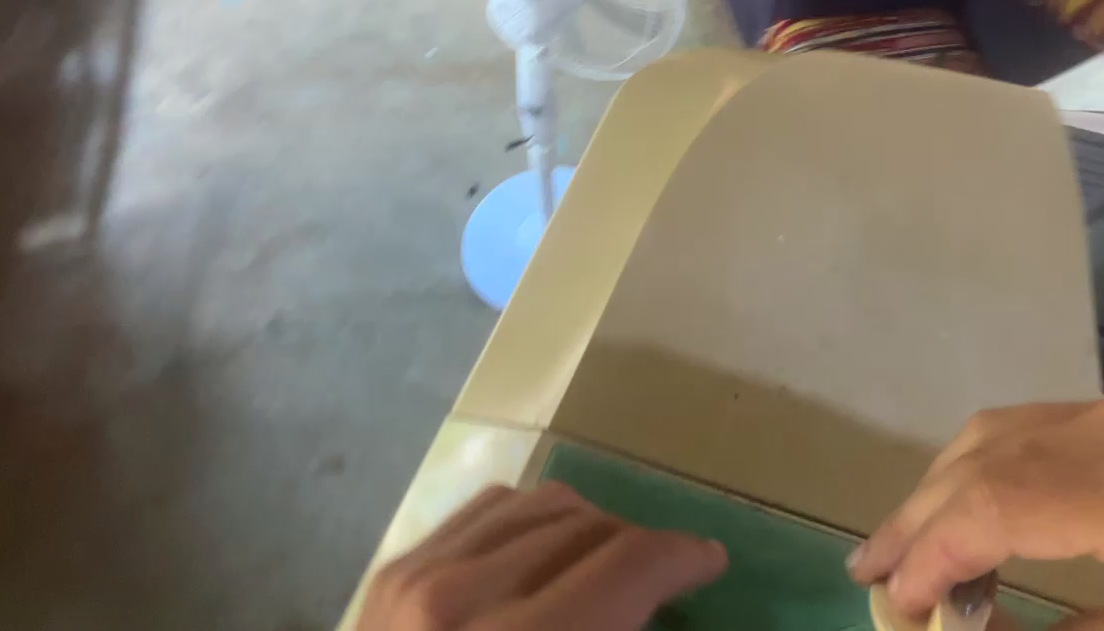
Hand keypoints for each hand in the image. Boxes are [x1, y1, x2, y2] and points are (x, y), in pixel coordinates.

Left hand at [364, 481, 726, 630]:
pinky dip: (534, 521)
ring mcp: (420, 576)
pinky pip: (493, 505)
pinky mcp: (394, 569)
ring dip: (590, 527)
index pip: (628, 564)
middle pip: (591, 525)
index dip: (683, 556)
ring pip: (544, 502)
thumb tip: (664, 603)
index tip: (709, 561)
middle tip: (656, 579)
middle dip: (639, 546)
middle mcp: (463, 600)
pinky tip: (544, 553)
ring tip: (603, 563)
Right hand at [847, 390, 1103, 630]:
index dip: (930, 552)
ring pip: (1004, 429)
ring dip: (949, 483)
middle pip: (985, 453)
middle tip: (870, 570)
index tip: (885, 601)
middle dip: (920, 512)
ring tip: (909, 540)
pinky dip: (991, 468)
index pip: (995, 504)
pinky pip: (1039, 429)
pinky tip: (982, 507)